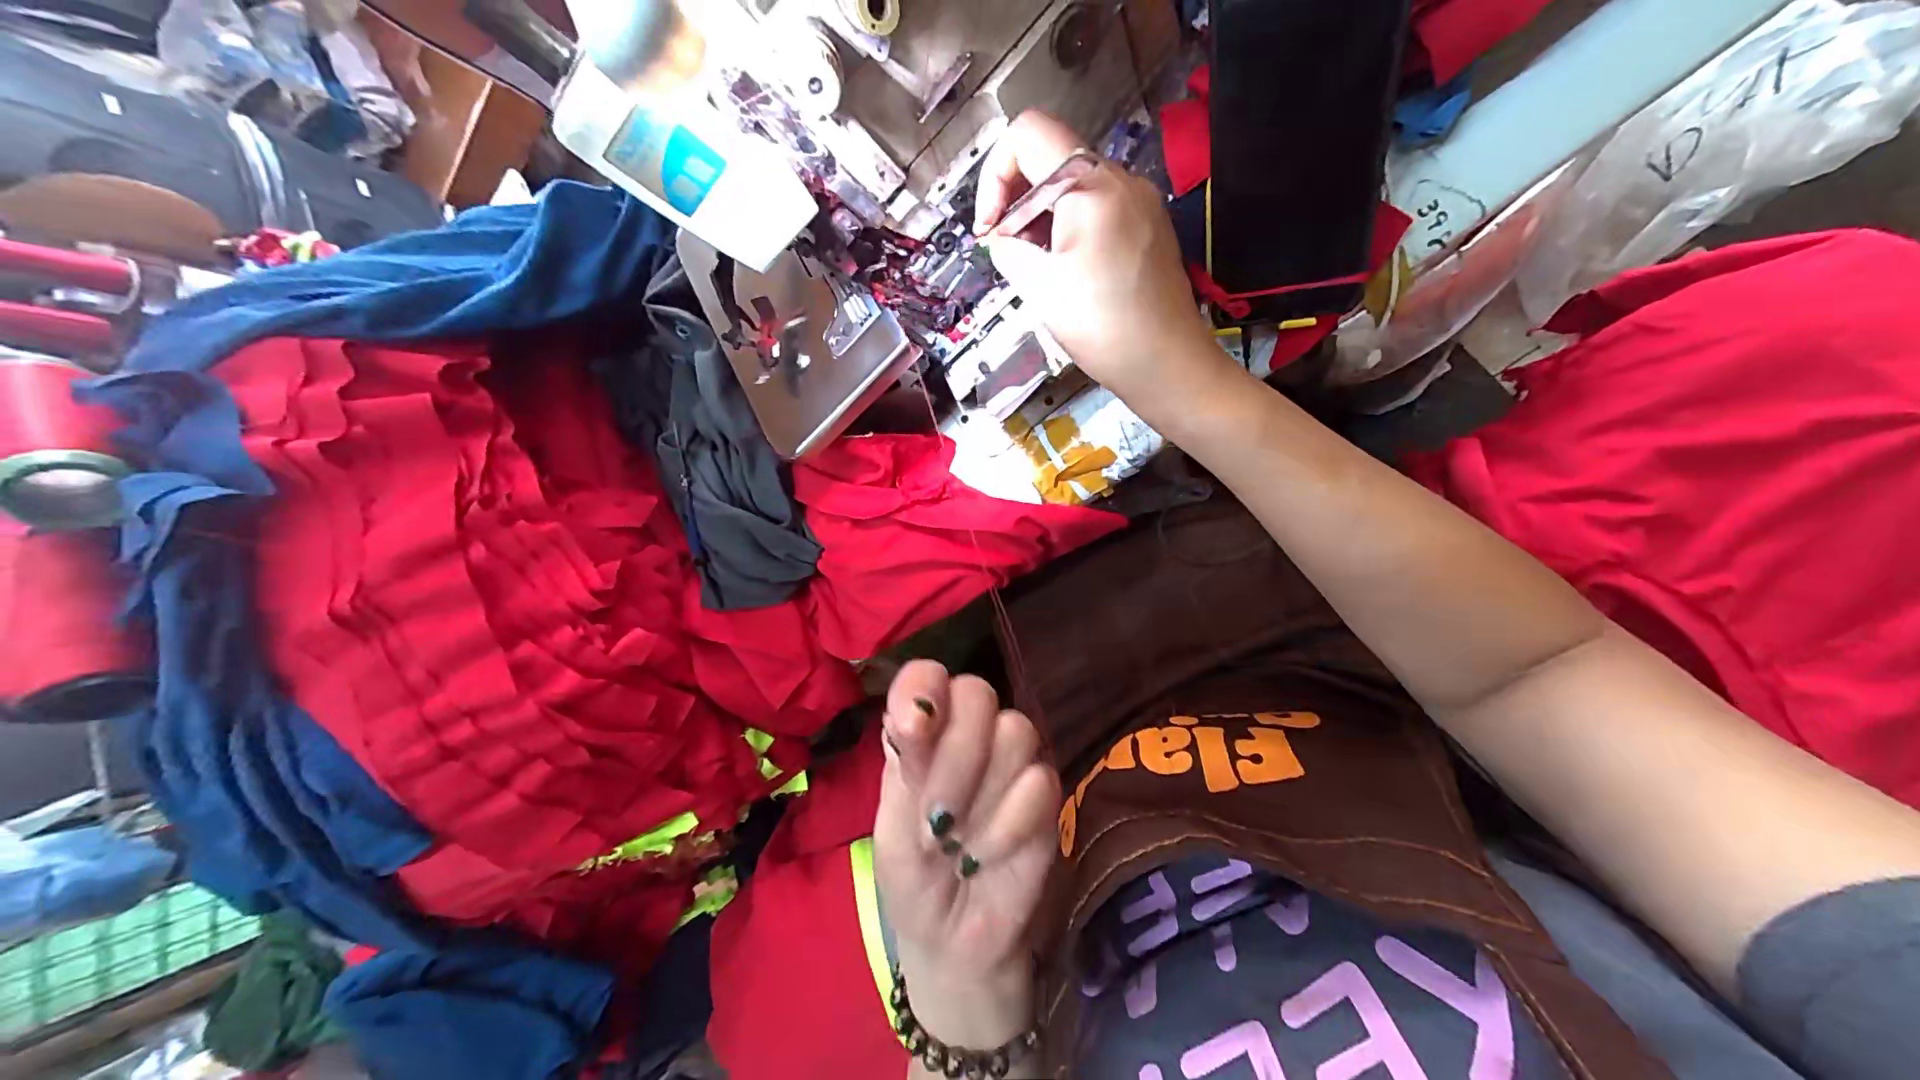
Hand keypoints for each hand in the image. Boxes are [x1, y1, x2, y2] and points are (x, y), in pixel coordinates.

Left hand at [874, 660, 1061, 1049]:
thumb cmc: (912, 879)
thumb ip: (903, 770)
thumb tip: (912, 714)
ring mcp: (1013, 762)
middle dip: (954, 755)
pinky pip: (1040, 782)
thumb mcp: (891, 831)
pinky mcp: (1049, 798)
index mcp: (924, 734)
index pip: (927, 676)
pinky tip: (987, 856)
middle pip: (978, 693)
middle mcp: (971, 734)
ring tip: (959, 843)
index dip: (922, 690)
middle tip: (935, 816)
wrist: (953, 941)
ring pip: (1015, 730)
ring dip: (982, 792)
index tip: (914, 729)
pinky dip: (1009, 825)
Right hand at [974, 110, 1226, 401]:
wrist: (1167, 364)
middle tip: (1012, 252)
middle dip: (1019, 201)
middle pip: (1052, 159)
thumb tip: (1001, 236)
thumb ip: (1009, 247)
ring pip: (1075, 187)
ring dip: (1044, 218)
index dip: (995, 174)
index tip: (992, 225)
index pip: (1027, 133)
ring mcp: (1141, 202)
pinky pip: (1100, 209)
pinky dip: (1072, 229)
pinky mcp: (1149, 226)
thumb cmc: (1103, 327)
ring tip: (1040, 268)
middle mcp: (1122, 180)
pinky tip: (1069, 272)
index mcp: (1091, 185)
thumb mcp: (1038, 287)